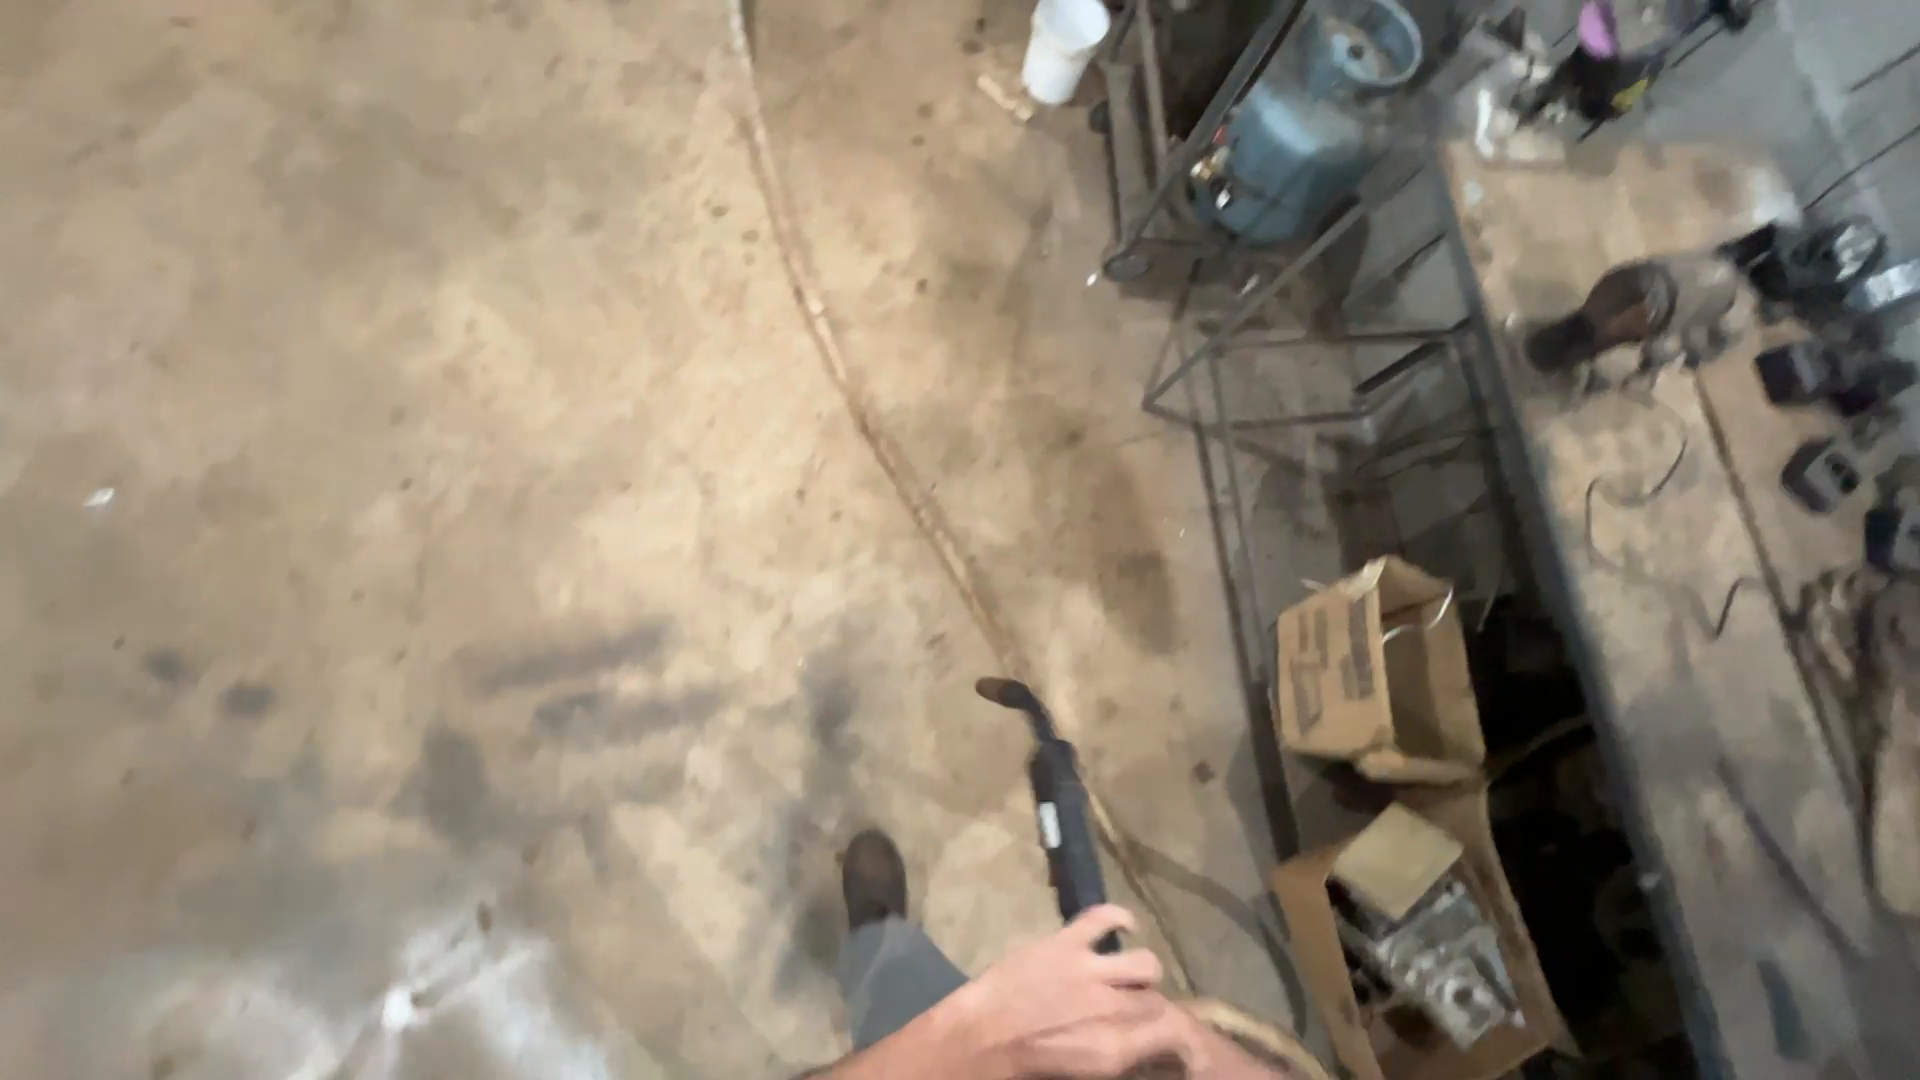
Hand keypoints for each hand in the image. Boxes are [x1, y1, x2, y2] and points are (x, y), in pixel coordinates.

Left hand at [946, 905, 1194, 1078]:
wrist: (983, 1038)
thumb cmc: (1029, 1064)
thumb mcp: (1088, 1070)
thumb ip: (1121, 1052)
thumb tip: (1144, 1041)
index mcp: (1117, 1051)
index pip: (1172, 1034)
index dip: (1178, 1034)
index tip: (1174, 1036)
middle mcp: (1114, 1010)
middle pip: (1159, 1001)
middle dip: (1154, 1005)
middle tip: (1138, 1007)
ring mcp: (1091, 971)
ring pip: (1146, 963)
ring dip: (1143, 971)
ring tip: (1130, 974)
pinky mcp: (1067, 942)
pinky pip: (1104, 917)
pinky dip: (1120, 917)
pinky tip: (1126, 926)